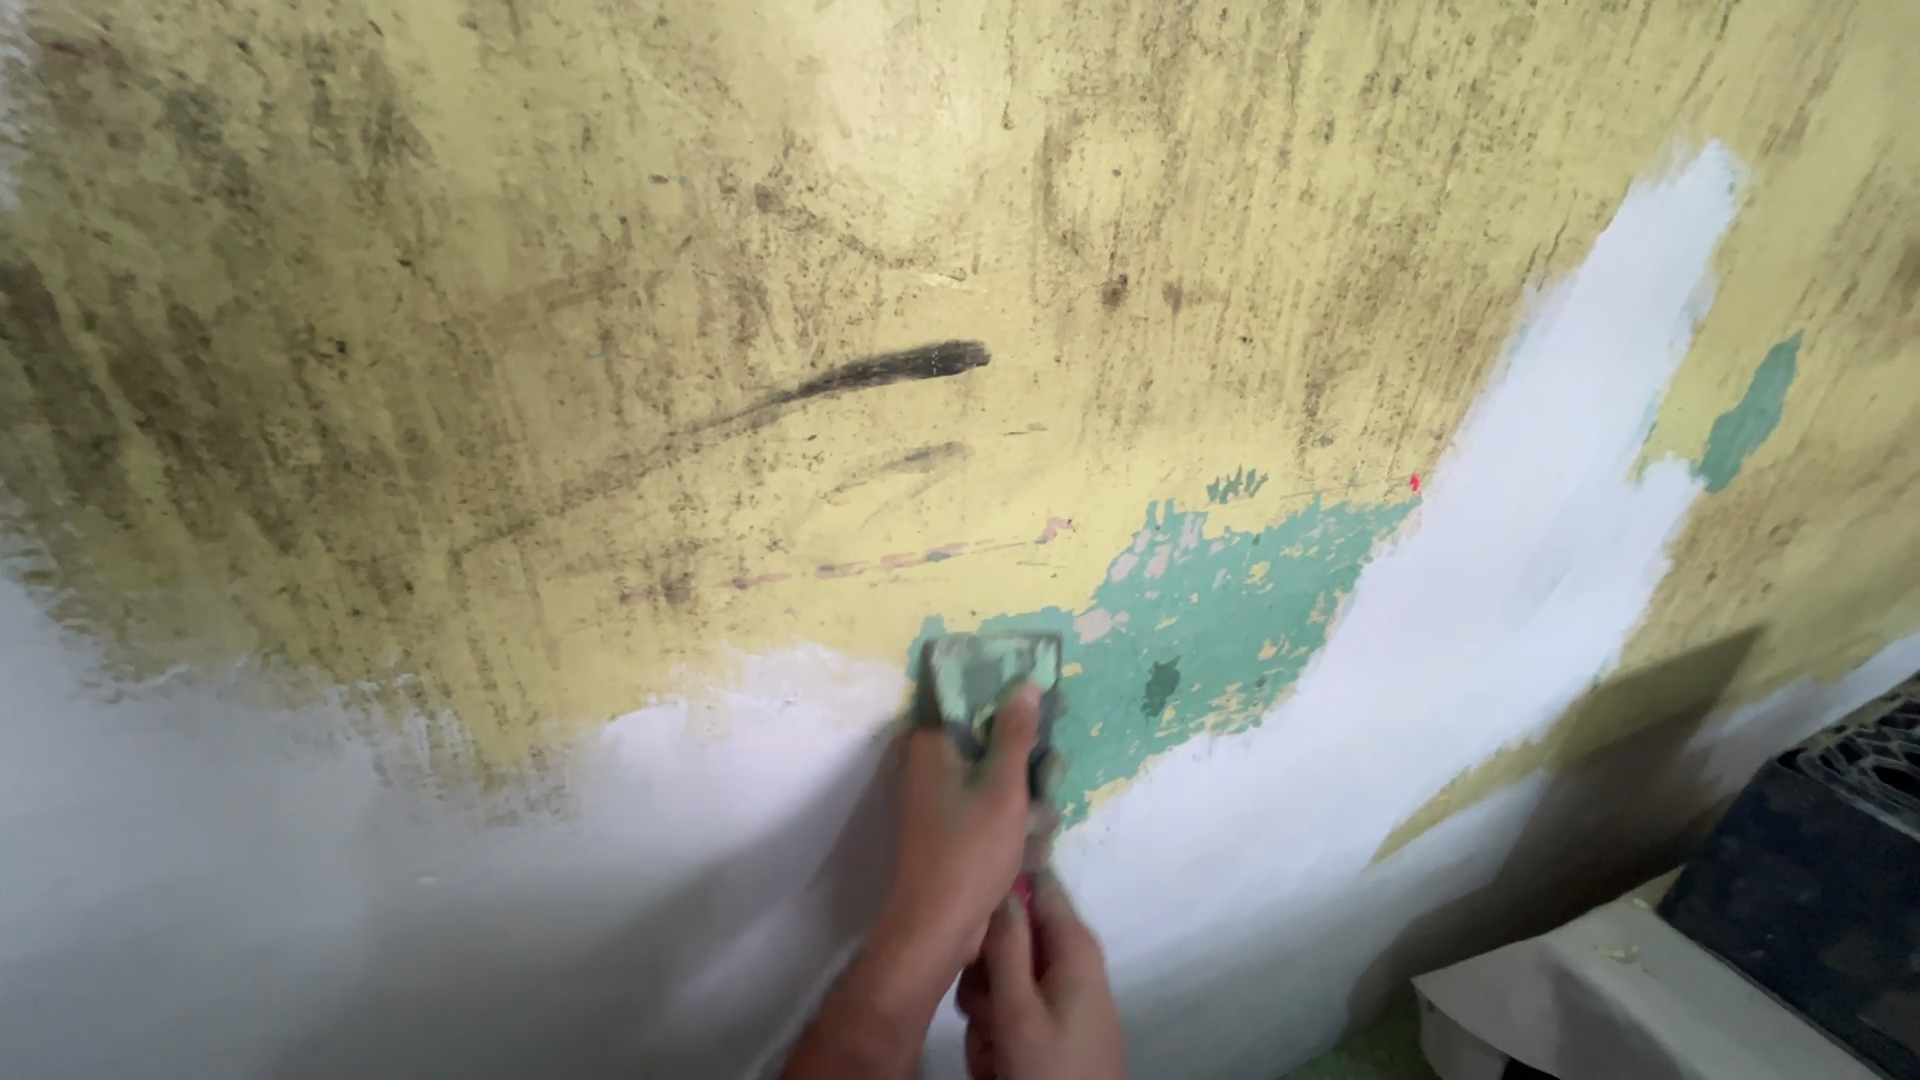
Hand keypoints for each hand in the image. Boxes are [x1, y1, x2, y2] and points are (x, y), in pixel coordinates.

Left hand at [874, 682, 1041, 980]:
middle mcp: (931, 764)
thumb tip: (1025, 684)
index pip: (973, 701)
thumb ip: (1016, 733)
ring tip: (1037, 829)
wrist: (938, 928)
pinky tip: (1028, 851)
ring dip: (1025, 802)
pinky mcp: (953, 828)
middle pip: (991, 742)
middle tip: (1050, 781)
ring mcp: (941, 799)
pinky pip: (991, 810)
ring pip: (998, 780)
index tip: (1044, 714)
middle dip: (1026, 766)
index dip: (1011, 705)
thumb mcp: (1003, 786)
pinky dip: (1012, 825)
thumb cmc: (970, 849)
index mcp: (932, 743)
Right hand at [955, 874, 1123, 1079]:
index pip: (1036, 882)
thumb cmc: (1050, 1074)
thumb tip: (999, 885)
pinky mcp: (1050, 1024)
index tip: (973, 918)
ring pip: (1000, 976)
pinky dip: (997, 1034)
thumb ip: (1006, 943)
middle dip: (986, 972)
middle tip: (983, 1005)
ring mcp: (1059, 994)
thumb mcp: (1019, 1010)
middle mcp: (1069, 959)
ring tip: (994, 1046)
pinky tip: (998, 1062)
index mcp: (1073, 944)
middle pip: (1010, 935)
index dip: (1002, 891)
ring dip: (986, 1010)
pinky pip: (1010, 1010)